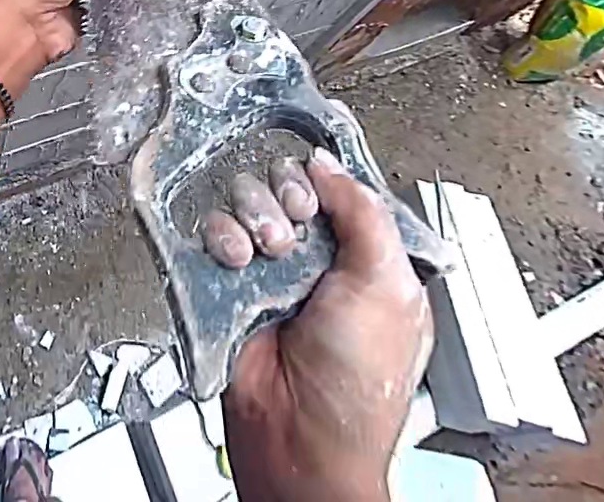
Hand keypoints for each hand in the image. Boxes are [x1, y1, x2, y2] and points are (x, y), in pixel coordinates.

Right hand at [213, 149, 431, 501]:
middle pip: (285, 182)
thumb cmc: (355, 383)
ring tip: (266, 254)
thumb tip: (329, 165)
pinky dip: (222, 237)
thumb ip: (366, 215)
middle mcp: (313, 253)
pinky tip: (237, 263)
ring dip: (254, 219)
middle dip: (285, 199)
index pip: (333, 184)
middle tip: (292, 235)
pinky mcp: (229, 277)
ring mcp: (269, 264)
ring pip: (248, 198)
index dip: (322, 181)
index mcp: (359, 252)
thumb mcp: (388, 289)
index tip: (317, 199)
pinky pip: (215, 228)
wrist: (298, 438)